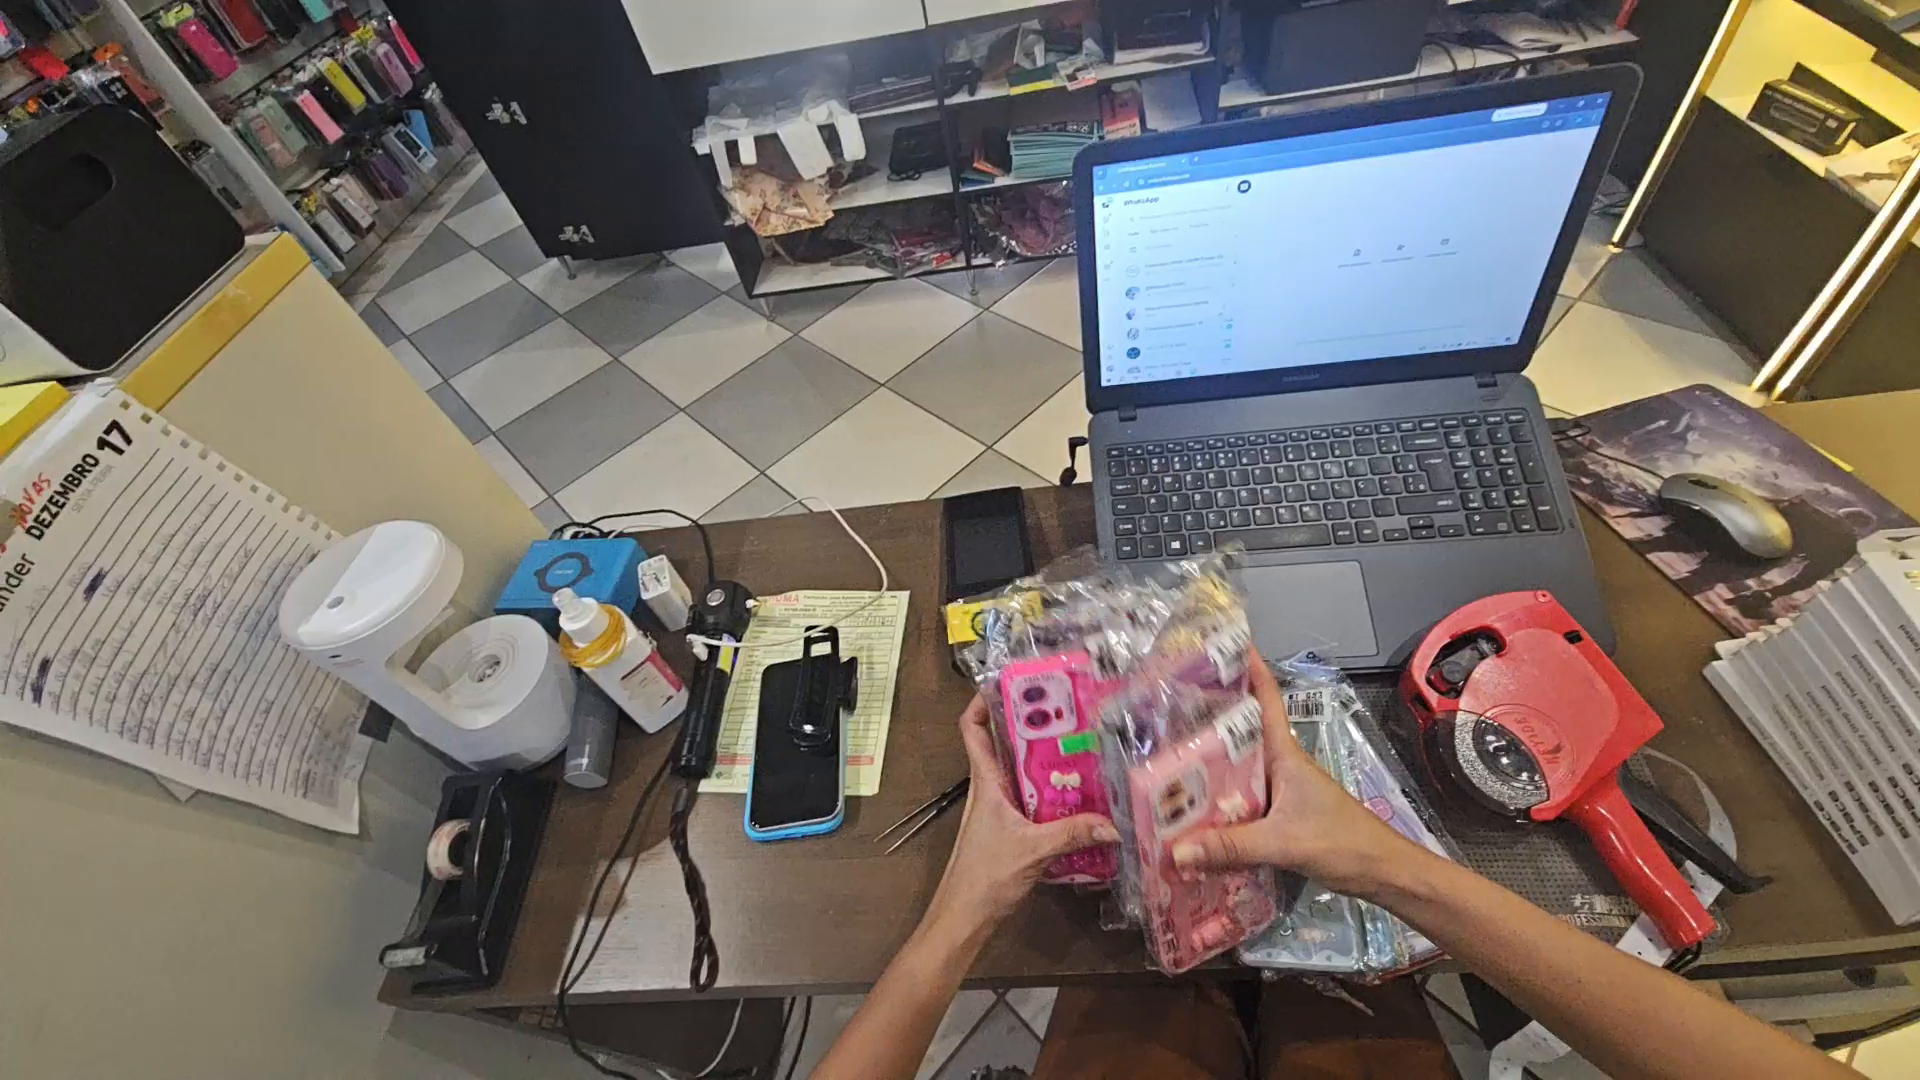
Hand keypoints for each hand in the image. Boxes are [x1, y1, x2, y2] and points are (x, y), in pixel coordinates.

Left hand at [926, 695, 1119, 933]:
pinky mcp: (1008, 829)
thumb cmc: (985, 874)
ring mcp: (998, 809)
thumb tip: (1113, 823)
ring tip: (1080, 747)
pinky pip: (1029, 799)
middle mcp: (989, 788)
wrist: (963, 918)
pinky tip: (1078, 797)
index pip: (971, 728)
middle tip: (1065, 712)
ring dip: (1042, 760)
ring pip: (1018, 773)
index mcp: (985, 781)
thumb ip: (1072, 834)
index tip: (1009, 685)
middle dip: (1028, 726)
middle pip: (1002, 745)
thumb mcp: (1033, 850)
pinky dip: (1049, 793)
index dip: (981, 702)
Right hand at [1171, 647, 1425, 899]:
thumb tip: (1175, 851)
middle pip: (1238, 728)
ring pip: (1234, 764)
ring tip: (1164, 747)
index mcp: (1284, 752)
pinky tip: (1189, 804)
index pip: (1266, 697)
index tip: (1220, 640)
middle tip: (1166, 696)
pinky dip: (1213, 796)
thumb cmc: (1344, 842)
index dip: (1247, 666)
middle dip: (1207, 709)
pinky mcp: (1275, 815)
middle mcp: (1277, 763)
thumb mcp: (1286, 842)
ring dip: (1205, 757)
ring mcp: (1276, 789)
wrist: (1386, 876)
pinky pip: (1236, 796)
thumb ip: (1232, 847)